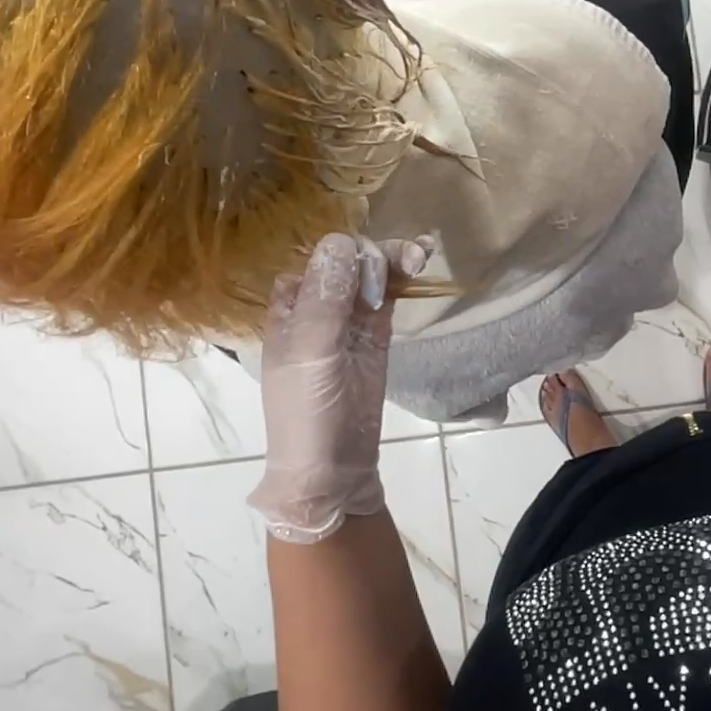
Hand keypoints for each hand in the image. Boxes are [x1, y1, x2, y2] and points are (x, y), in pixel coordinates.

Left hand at [249, 233, 430, 542]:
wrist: (333, 469)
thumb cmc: (307, 413)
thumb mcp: (310, 355)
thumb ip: (325, 300)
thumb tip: (340, 242)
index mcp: (288, 310)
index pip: (315, 261)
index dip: (341, 251)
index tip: (367, 259)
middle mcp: (317, 309)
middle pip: (347, 263)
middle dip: (374, 254)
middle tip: (404, 262)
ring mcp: (349, 321)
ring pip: (370, 275)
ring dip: (393, 258)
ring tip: (421, 254)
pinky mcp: (375, 335)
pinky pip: (388, 297)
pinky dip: (402, 277)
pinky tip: (420, 260)